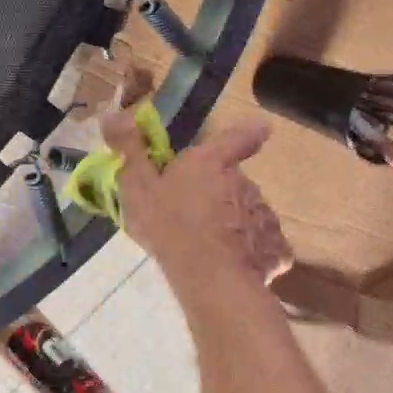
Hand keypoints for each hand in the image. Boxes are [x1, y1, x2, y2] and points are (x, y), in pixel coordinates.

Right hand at [104, 107, 291, 284]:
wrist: (211, 278)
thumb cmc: (168, 223)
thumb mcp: (136, 183)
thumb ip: (128, 149)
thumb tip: (114, 114)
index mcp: (211, 164)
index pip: (238, 138)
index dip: (247, 131)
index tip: (259, 126)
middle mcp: (246, 184)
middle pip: (230, 180)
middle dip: (213, 188)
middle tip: (186, 206)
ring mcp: (266, 218)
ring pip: (244, 210)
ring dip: (228, 217)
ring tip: (202, 238)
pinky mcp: (278, 251)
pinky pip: (259, 241)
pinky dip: (244, 245)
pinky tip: (225, 259)